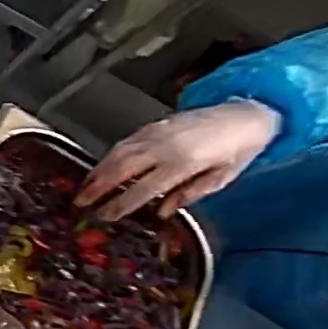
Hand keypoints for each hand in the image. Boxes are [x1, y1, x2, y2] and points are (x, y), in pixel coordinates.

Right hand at [75, 100, 280, 220]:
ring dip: (96, 173)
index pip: (144, 188)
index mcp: (184, 163)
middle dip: (98, 187)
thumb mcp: (221, 178)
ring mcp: (154, 134)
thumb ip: (189, 194)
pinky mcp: (150, 126)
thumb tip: (163, 212)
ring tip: (83, 188)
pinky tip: (98, 169)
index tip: (105, 215)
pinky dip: (105, 158)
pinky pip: (122, 144)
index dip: (122, 203)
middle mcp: (164, 147)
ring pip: (116, 155)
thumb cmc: (238, 150)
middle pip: (122, 169)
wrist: (247, 113)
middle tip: (80, 202)